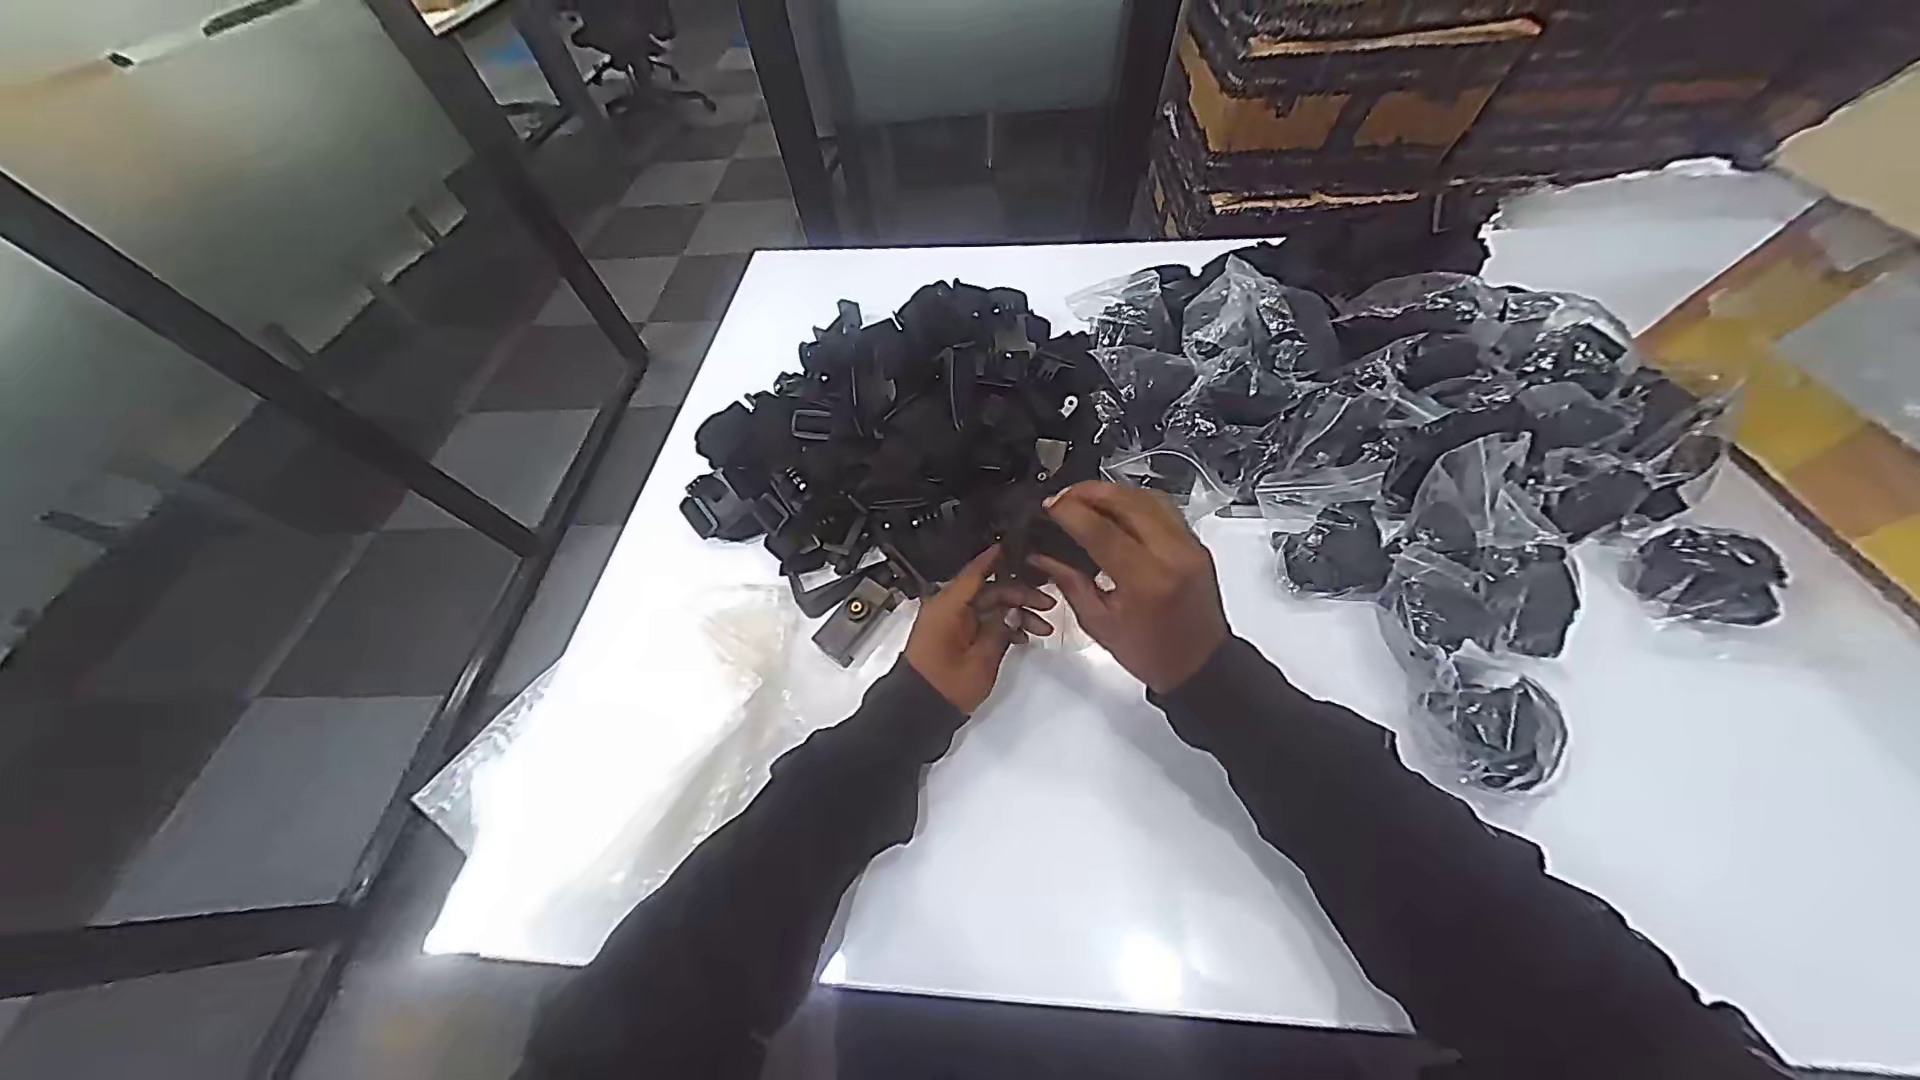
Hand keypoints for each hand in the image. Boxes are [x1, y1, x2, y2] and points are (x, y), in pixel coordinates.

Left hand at [906, 545, 1056, 712]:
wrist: (918, 710)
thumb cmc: (942, 686)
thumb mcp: (980, 659)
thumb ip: (1000, 630)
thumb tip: (1014, 612)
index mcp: (948, 607)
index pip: (975, 572)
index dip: (997, 559)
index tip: (1015, 546)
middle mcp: (948, 609)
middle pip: (989, 590)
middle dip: (1020, 595)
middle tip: (1046, 604)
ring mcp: (952, 622)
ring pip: (990, 607)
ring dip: (1016, 613)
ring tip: (1042, 626)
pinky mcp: (955, 635)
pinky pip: (982, 621)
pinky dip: (1002, 626)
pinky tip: (1024, 636)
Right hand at [1030, 481, 1228, 692]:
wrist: (1200, 665)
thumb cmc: (1153, 653)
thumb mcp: (1100, 623)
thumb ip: (1070, 583)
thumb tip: (1043, 555)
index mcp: (1147, 581)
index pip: (1102, 530)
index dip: (1070, 512)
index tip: (1050, 507)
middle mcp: (1173, 556)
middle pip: (1127, 501)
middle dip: (1089, 492)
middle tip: (1063, 498)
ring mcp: (1189, 546)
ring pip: (1148, 497)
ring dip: (1112, 492)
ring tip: (1085, 499)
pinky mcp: (1195, 544)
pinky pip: (1164, 508)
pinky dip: (1135, 500)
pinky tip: (1115, 508)